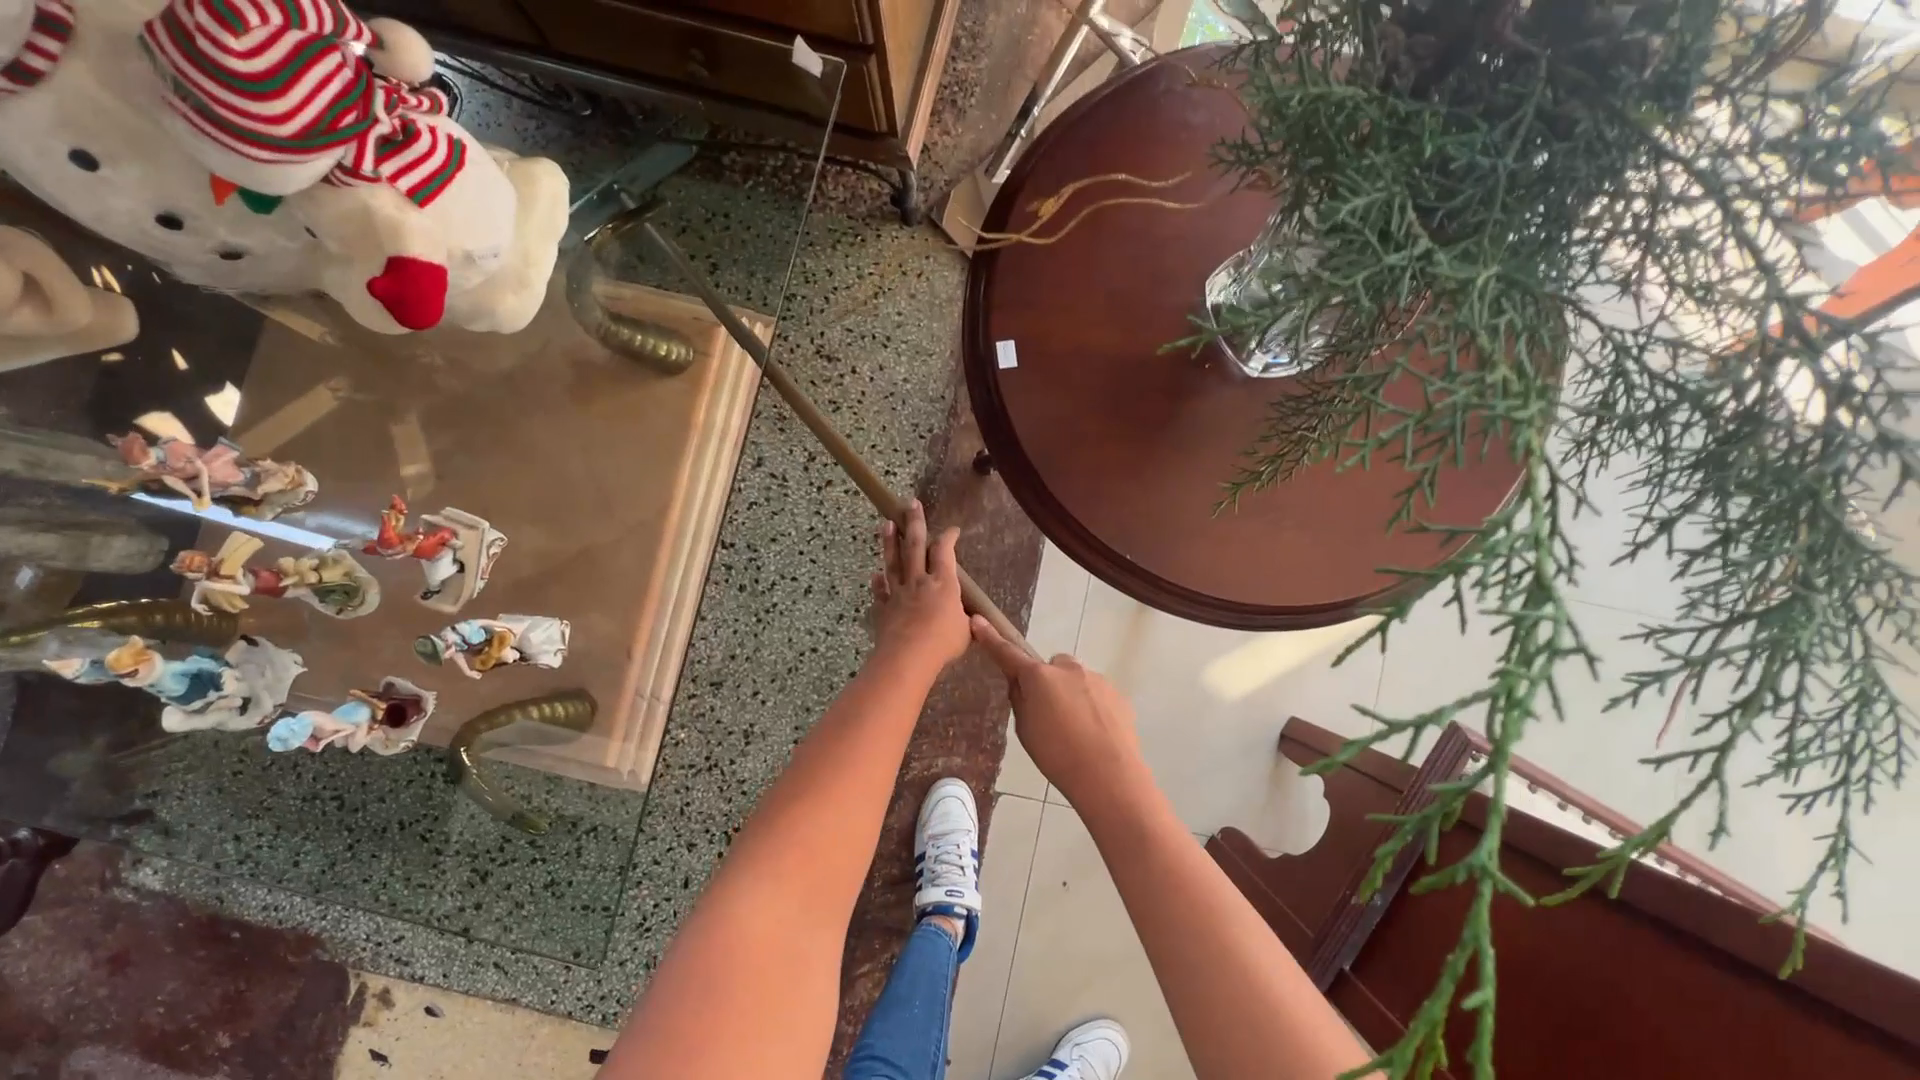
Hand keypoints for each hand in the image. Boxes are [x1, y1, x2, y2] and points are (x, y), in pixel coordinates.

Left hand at [869, 500, 969, 672]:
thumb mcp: (966, 633)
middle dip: (914, 523)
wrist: (908, 655)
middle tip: (910, 504)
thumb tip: (975, 623)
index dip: (948, 537)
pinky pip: (881, 592)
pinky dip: (878, 583)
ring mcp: (899, 593)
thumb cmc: (943, 642)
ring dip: (890, 542)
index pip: (945, 552)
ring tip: (886, 524)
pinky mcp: (885, 608)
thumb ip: (967, 623)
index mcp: (943, 583)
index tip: (952, 529)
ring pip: (893, 562)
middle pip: (915, 546)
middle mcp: (920, 581)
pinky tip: (875, 576)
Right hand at [969, 615, 1146, 808]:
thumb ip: (1021, 700)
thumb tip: (1023, 684)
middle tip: (1049, 715)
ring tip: (1077, 733)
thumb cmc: (1057, 755)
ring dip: (1073, 697)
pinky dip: (1094, 708)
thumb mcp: (1025, 730)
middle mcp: (1068, 669)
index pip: (1008, 653)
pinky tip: (1096, 735)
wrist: (1109, 775)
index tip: (978, 621)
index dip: (991, 638)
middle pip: (1051, 667)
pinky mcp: (1118, 694)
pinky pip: (1098, 695)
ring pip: (1077, 681)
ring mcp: (1096, 678)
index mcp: (1039, 677)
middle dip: (1048, 683)